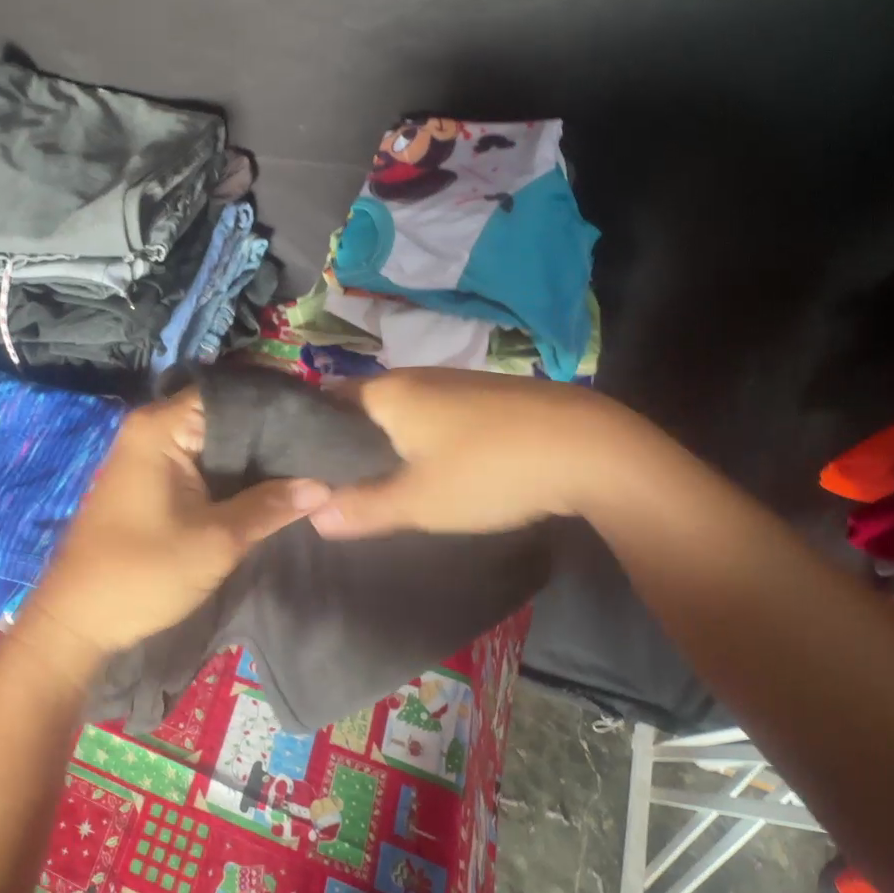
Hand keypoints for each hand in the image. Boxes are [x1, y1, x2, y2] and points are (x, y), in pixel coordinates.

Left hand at [21, 392, 329, 663]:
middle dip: (274, 434)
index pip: (234, 394)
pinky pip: (202, 462)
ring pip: (217, 442)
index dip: (281, 406)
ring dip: (256, 456)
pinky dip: (234, 473)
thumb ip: (271, 506)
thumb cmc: (143, 574)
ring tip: (312, 464)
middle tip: (326, 448)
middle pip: (226, 415)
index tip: (325, 422)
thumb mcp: (217, 541)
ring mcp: (149, 453)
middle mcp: (152, 427)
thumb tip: (324, 484)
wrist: (79, 620)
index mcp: (161, 426)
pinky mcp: (152, 480)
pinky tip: (274, 486)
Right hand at [309, 368, 628, 537]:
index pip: (328, 400)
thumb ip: (362, 508)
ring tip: (385, 483)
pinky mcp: (492, 397)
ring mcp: (459, 383)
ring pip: (407, 412)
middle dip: (351, 442)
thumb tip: (312, 515)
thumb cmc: (489, 471)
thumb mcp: (418, 501)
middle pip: (367, 406)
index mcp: (390, 392)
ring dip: (393, 442)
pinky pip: (440, 416)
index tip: (301, 469)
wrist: (592, 450)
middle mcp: (418, 377)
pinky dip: (429, 439)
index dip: (311, 433)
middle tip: (338, 486)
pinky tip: (441, 469)